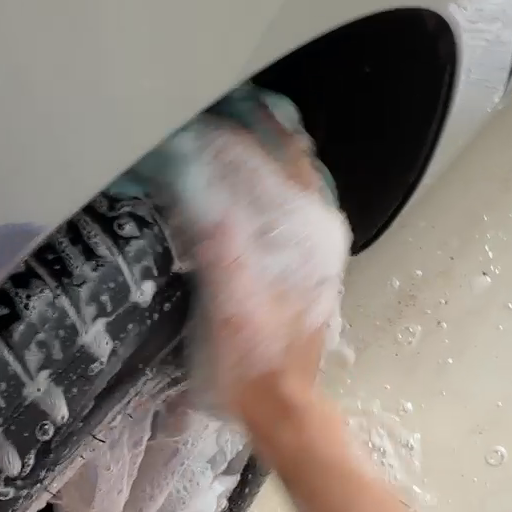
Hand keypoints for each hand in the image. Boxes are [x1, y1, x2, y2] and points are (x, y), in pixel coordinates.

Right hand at [177, 124, 349, 430]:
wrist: (280, 406)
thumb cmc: (252, 364)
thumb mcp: (230, 307)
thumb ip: (220, 246)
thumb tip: (200, 190)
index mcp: (301, 236)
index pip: (264, 165)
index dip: (227, 141)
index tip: (195, 125)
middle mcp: (316, 234)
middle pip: (289, 161)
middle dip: (257, 131)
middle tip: (224, 105)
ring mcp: (314, 251)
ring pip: (294, 182)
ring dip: (267, 152)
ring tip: (240, 126)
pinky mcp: (304, 268)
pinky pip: (290, 209)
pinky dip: (270, 184)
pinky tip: (253, 184)